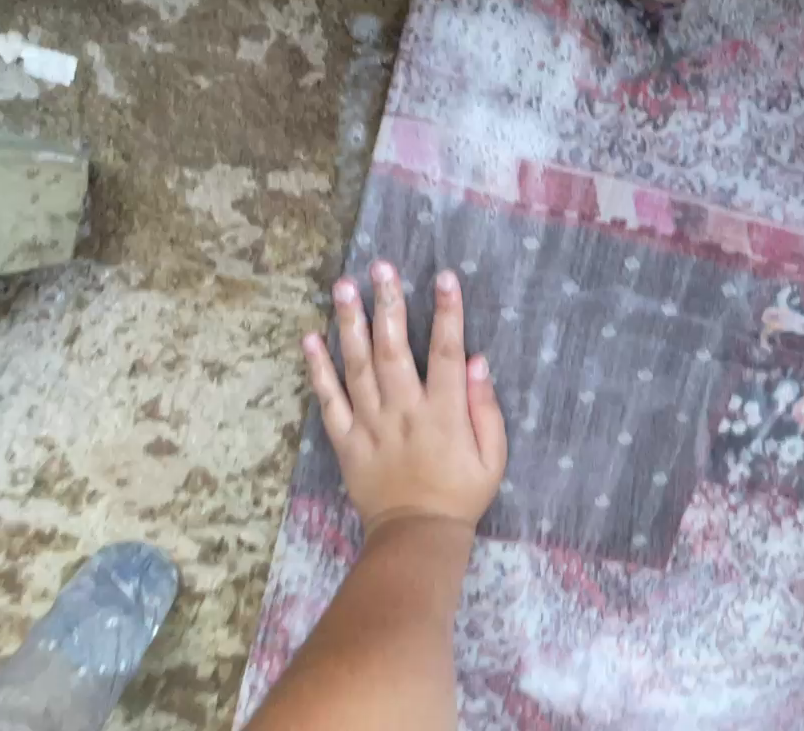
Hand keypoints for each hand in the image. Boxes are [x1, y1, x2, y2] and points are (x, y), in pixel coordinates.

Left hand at [302, 260, 507, 538]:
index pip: (445, 352)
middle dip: (387, 303)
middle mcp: (403, 410)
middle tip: (379, 267)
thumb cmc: (462, 492)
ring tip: (342, 287)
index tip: (444, 277)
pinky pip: (328, 400)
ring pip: (357, 366)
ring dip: (350, 323)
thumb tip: (477, 361)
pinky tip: (310, 338)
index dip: (447, 313)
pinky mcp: (346, 439)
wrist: (417, 537)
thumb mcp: (493, 455)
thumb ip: (485, 408)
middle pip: (392, 348)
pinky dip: (318, 369)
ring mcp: (370, 424)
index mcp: (442, 412)